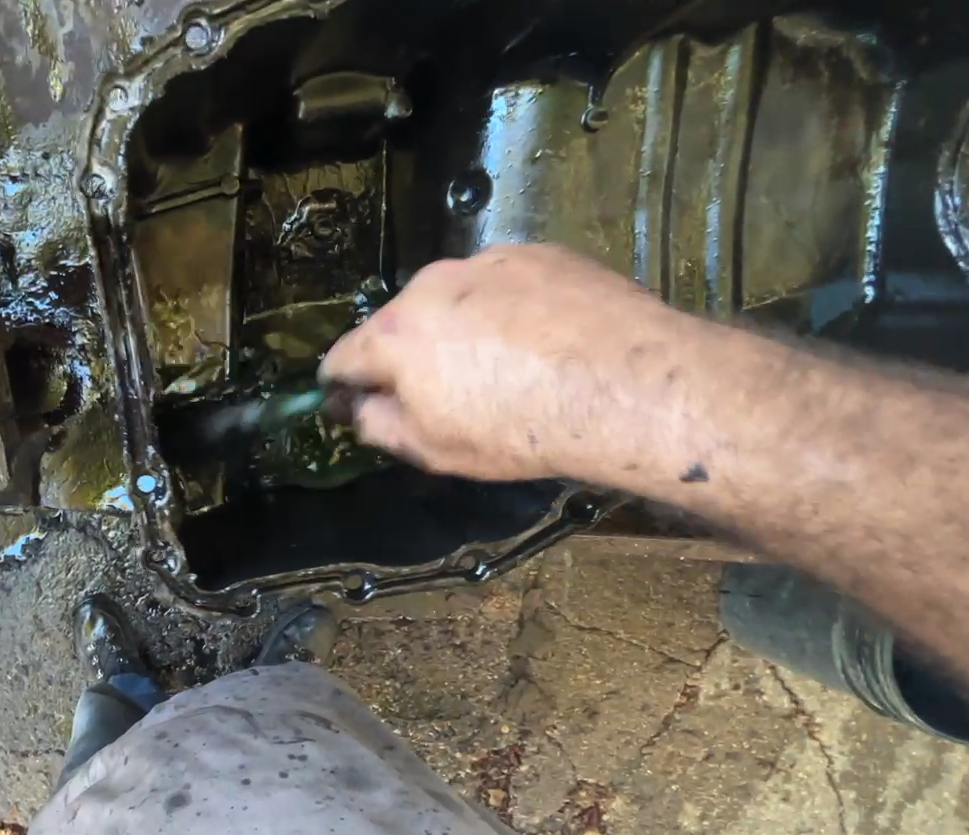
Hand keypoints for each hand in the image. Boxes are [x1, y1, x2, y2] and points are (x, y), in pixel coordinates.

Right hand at [320, 244, 706, 482]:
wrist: (629, 387)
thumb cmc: (516, 428)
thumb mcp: (429, 448)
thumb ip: (375, 424)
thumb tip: (356, 407)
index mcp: (392, 335)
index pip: (339, 358)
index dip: (343, 388)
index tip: (359, 406)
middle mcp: (429, 285)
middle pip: (394, 324)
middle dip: (403, 356)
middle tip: (440, 392)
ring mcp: (486, 261)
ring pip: (447, 300)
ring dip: (452, 328)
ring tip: (497, 365)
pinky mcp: (537, 252)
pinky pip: (497, 285)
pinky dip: (501, 309)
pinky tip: (536, 341)